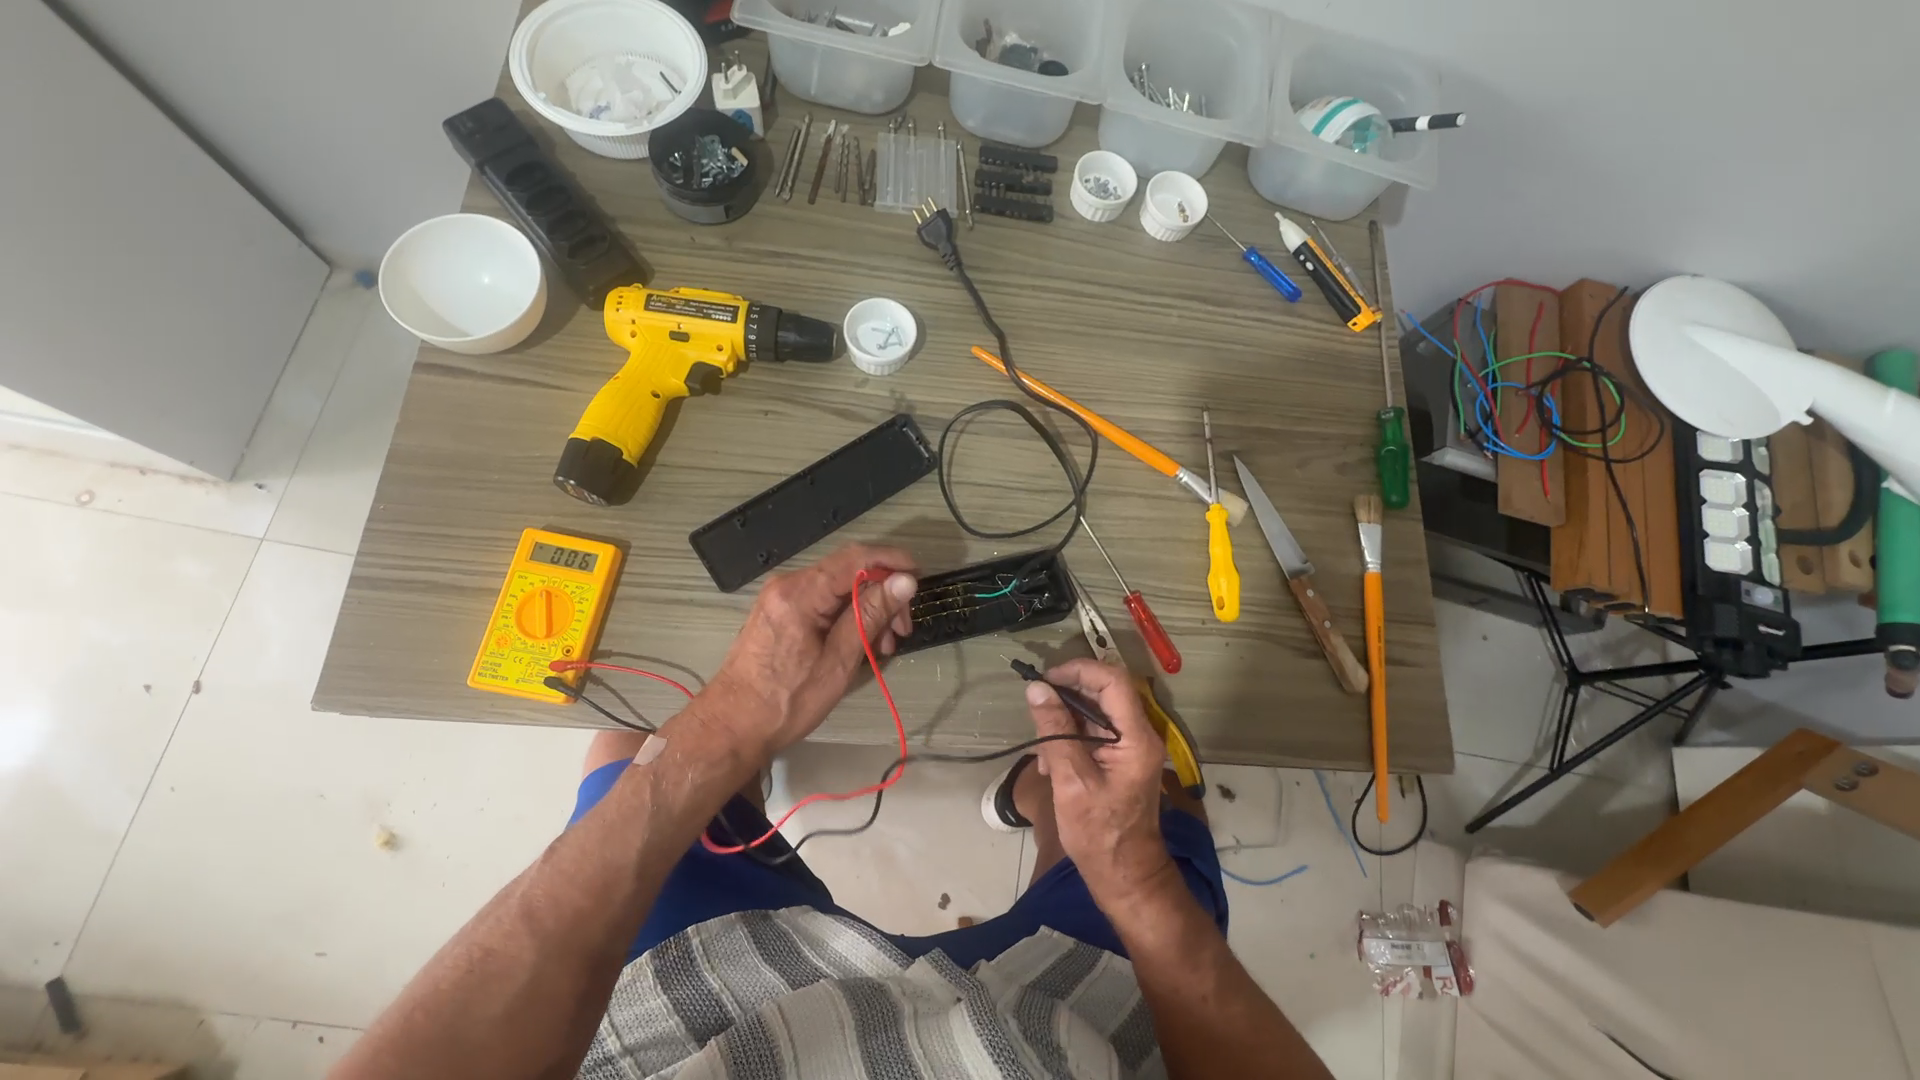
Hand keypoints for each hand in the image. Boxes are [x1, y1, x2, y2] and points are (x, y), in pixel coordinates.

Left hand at [698, 544, 916, 758]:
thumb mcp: (838, 661)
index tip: (919, 579)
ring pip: (838, 588)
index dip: (892, 561)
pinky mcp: (779, 612)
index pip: (856, 557)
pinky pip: (822, 602)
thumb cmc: (787, 701)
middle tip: (902, 631)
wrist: (733, 726)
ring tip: (883, 646)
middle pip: (849, 571)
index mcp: (800, 593)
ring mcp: (781, 598)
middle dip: (883, 595)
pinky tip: (860, 644)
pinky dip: (847, 616)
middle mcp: (788, 585)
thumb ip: (871, 615)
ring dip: (867, 609)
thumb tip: (904, 582)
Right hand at [1025, 659, 1177, 903]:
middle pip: (1103, 692)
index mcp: (1136, 738)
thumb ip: (1055, 732)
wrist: (1124, 875)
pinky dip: (1068, 739)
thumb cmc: (1100, 834)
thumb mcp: (1071, 781)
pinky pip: (1093, 733)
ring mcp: (1130, 747)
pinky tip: (1050, 764)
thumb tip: (1037, 689)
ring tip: (1042, 752)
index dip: (1079, 670)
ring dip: (1063, 722)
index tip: (1046, 680)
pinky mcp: (1119, 759)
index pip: (1113, 680)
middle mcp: (1139, 735)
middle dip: (1066, 696)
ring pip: (1095, 712)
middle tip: (1036, 711)